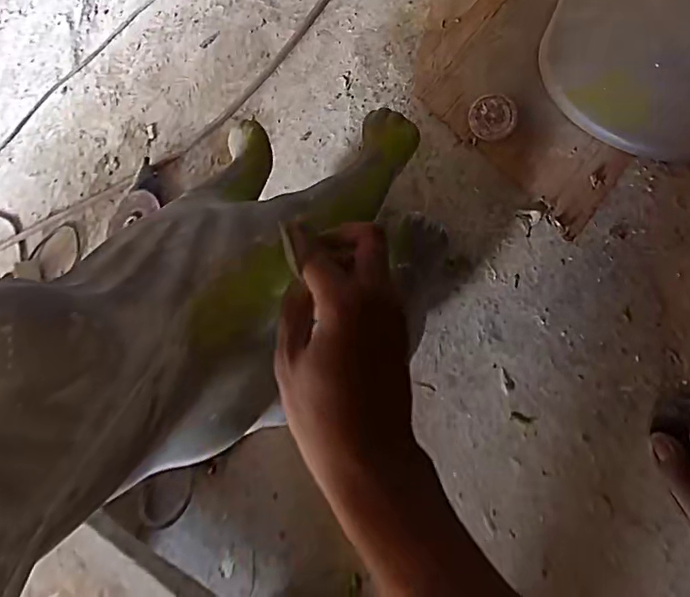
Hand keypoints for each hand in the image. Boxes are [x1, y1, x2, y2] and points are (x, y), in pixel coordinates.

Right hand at [276, 225, 521, 596]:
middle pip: (369, 238)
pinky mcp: (400, 327)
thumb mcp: (289, 362)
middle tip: (315, 252)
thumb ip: (294, 311)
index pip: (320, 254)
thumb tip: (301, 283)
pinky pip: (381, 285)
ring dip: (352, 257)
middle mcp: (377, 296)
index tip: (289, 230)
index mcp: (345, 302)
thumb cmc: (321, 416)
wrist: (373, 459)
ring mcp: (394, 310)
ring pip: (378, 261)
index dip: (301, 239)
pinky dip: (361, 280)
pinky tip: (335, 306)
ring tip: (320, 281)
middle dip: (341, 235)